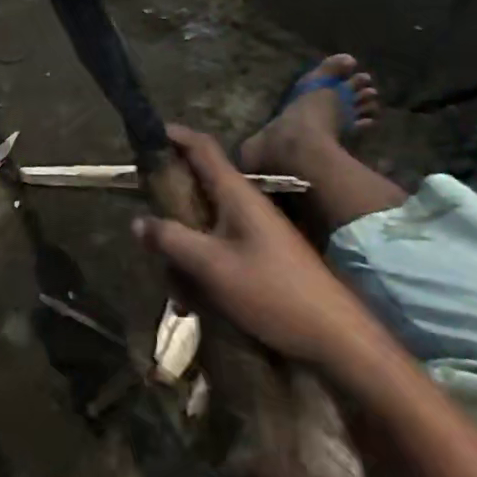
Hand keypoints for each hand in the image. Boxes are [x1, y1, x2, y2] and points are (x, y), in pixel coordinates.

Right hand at [133, 125, 382, 365]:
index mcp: (235, 193)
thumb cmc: (273, 292)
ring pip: (202, 225)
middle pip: (194, 189)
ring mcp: (254, 231)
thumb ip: (170, 239)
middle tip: (145, 231)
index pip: (200, 146)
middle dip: (166, 210)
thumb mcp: (211, 266)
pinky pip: (216, 249)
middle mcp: (244, 205)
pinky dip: (200, 269)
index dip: (171, 136)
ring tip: (175, 289)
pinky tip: (195, 304)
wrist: (339, 340)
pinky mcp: (260, 256)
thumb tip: (137, 220)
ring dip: (181, 251)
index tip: (143, 137)